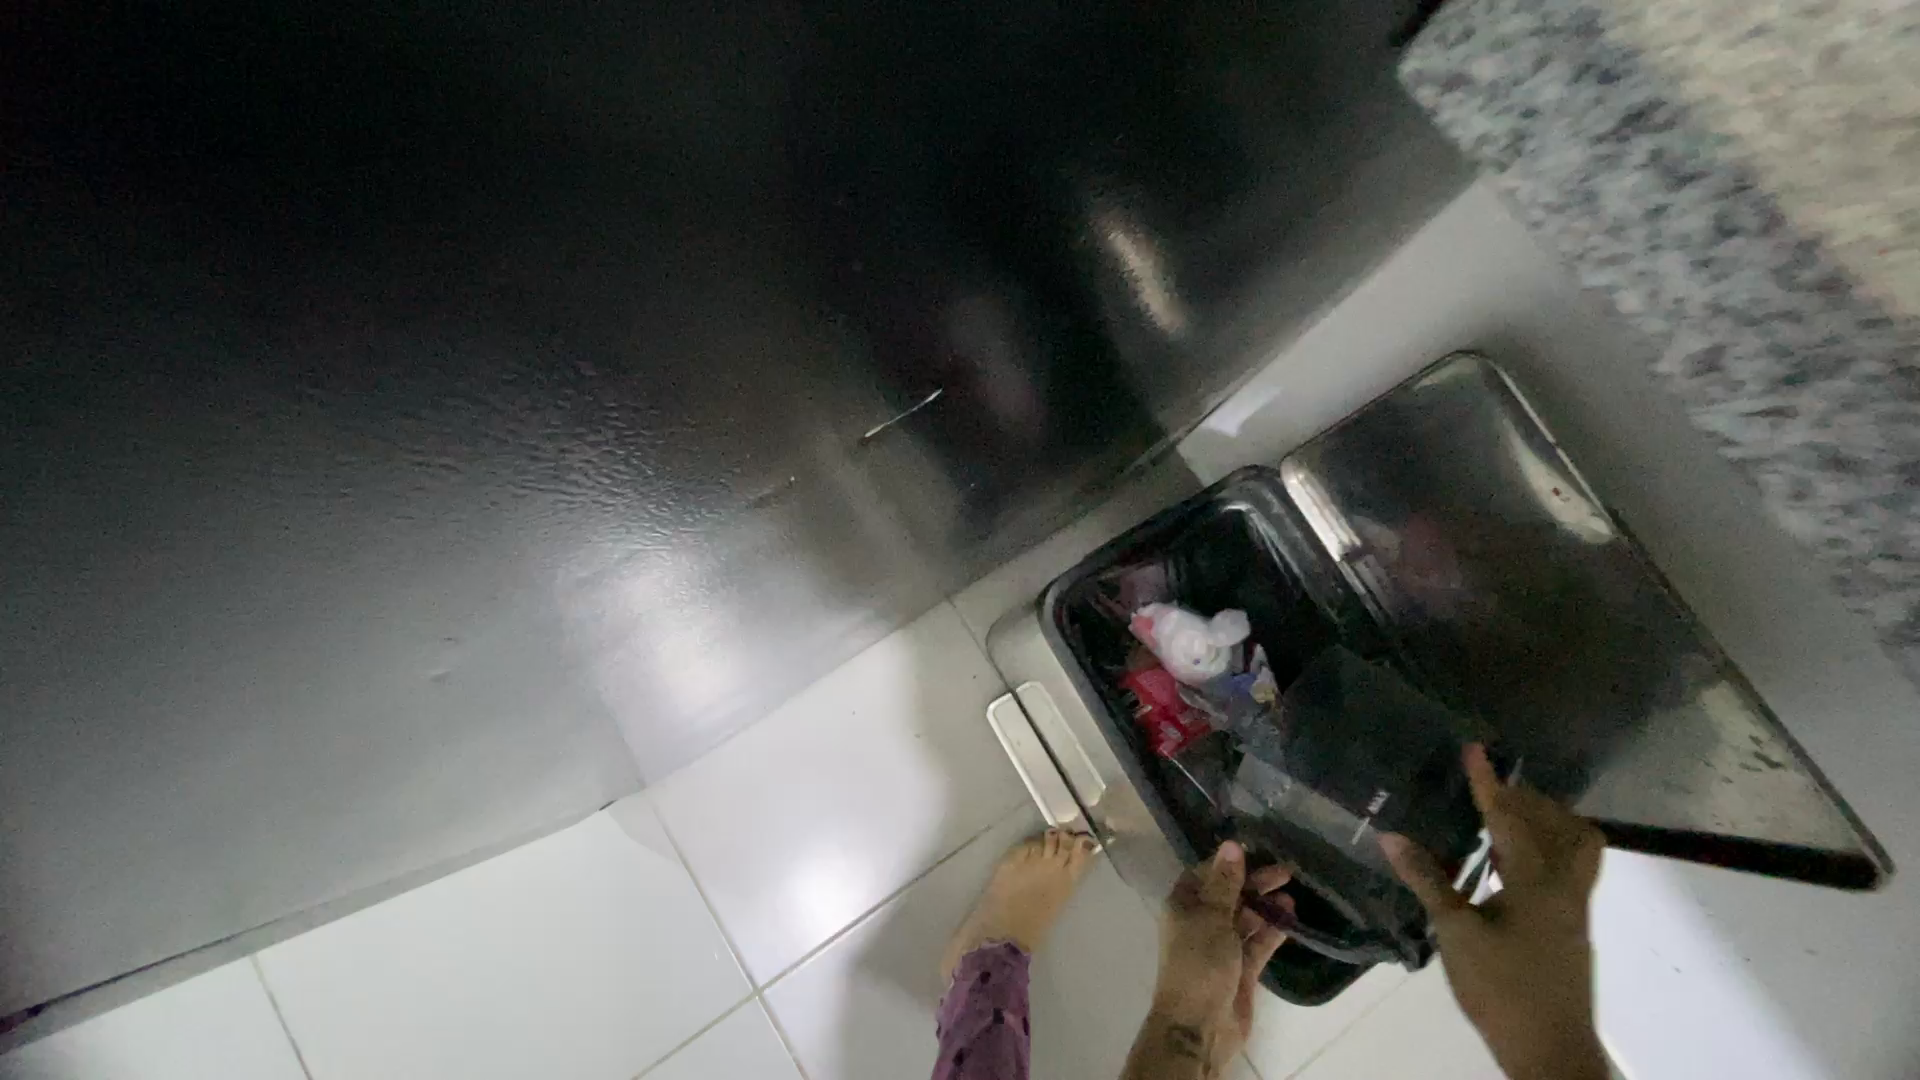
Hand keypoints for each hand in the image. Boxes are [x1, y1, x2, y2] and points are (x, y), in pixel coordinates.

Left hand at [1129, 841, 1292, 1077]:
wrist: (1199, 1026)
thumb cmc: (1199, 963)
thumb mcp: (1211, 917)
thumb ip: (1225, 883)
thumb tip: (1231, 845)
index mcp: (1183, 904)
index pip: (1206, 873)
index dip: (1230, 863)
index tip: (1258, 852)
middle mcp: (1200, 921)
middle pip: (1229, 894)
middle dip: (1254, 882)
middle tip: (1286, 872)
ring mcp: (1220, 946)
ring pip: (1245, 918)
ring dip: (1265, 906)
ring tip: (1290, 895)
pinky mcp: (1240, 969)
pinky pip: (1257, 942)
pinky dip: (1271, 930)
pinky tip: (1290, 918)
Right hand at [1380, 744, 1608, 1079]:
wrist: (1550, 1049)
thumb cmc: (1501, 987)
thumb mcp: (1456, 933)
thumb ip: (1428, 880)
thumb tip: (1391, 836)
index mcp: (1537, 885)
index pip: (1510, 820)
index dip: (1488, 783)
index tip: (1474, 749)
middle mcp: (1565, 889)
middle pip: (1565, 828)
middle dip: (1530, 800)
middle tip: (1492, 787)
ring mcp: (1573, 909)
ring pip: (1576, 848)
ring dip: (1545, 822)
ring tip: (1502, 815)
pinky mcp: (1570, 926)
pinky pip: (1567, 868)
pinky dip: (1542, 848)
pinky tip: (1505, 858)